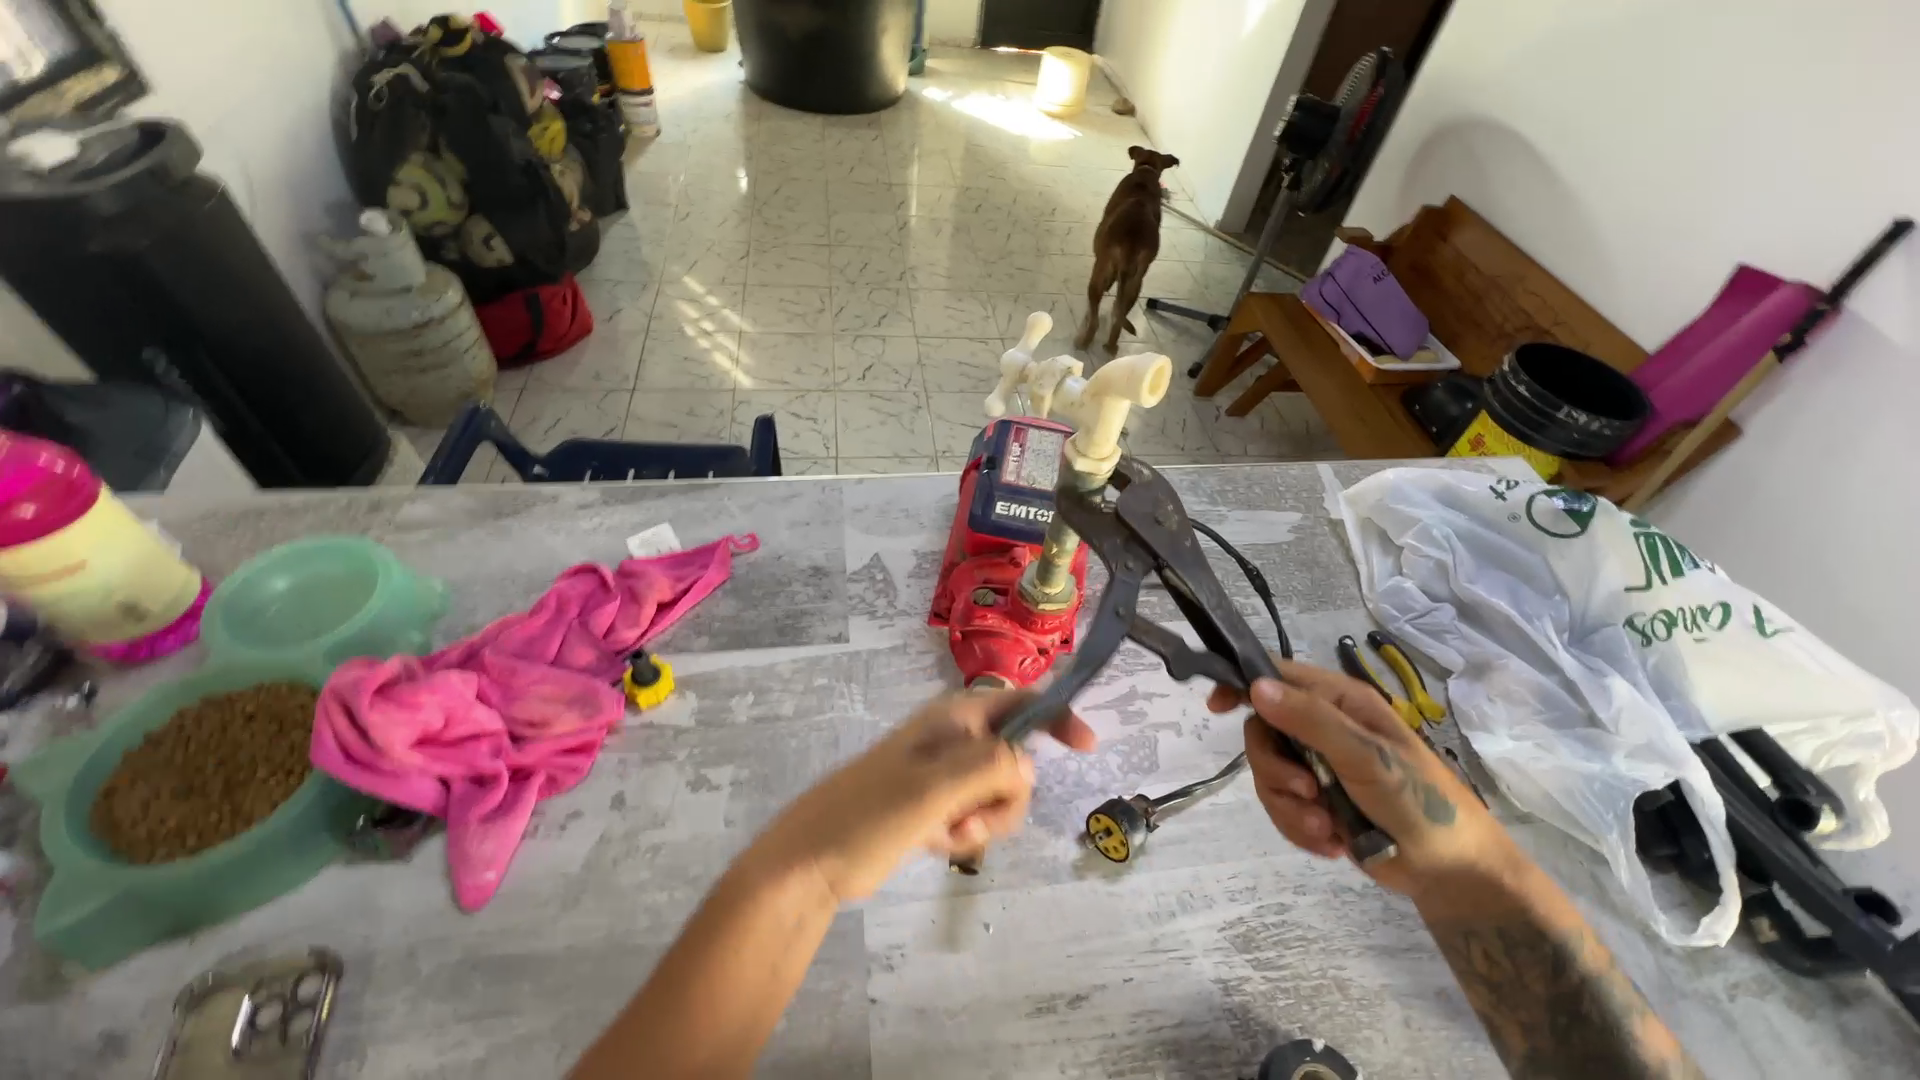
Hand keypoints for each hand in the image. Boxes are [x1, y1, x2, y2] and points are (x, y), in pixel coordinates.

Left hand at [752, 690, 1095, 903]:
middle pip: (1015, 761)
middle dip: (1006, 797)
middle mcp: (952, 739)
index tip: (1087, 747)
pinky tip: (934, 843)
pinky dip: (965, 833)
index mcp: (952, 718)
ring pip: (998, 794)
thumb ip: (990, 767)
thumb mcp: (934, 788)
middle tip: (973, 818)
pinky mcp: (933, 807)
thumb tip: (1026, 764)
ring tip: (947, 834)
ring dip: (984, 821)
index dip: (1056, 716)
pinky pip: (974, 816)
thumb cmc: (869, 815)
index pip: (1019, 703)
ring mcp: (942, 775)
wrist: (813, 860)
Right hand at [1210, 660, 1519, 900]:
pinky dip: (1300, 828)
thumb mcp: (1364, 755)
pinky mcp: (1316, 803)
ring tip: (1327, 829)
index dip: (1242, 686)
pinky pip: (1281, 807)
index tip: (1216, 707)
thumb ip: (1309, 720)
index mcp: (1340, 702)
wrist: (1451, 871)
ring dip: (1291, 808)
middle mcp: (1324, 728)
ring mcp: (1319, 767)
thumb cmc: (1418, 800)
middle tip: (1305, 792)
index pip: (1277, 677)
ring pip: (1268, 776)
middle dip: (1275, 770)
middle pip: (1263, 734)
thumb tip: (1255, 687)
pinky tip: (1333, 843)